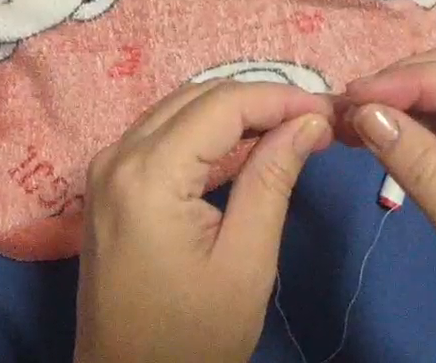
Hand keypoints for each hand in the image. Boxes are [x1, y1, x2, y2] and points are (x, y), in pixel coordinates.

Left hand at [74, 79, 333, 362]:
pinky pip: (163, 132)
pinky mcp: (109, 182)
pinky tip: (245, 142)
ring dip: (234, 110)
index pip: (221, 105)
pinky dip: (207, 130)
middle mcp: (118, 154)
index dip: (279, 98)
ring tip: (289, 125)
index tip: (328, 110)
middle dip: (260, 99)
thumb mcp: (245, 263)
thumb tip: (309, 121)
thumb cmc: (191, 340)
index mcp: (147, 174)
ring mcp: (108, 166)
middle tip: (314, 118)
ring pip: (179, 108)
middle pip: (198, 97)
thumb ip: (273, 179)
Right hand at [339, 50, 435, 362]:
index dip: (412, 80)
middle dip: (400, 87)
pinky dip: (396, 132)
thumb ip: (425, 168)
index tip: (356, 93)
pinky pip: (430, 135)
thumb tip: (364, 111)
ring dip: (392, 106)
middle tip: (346, 105)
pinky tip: (362, 136)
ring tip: (344, 118)